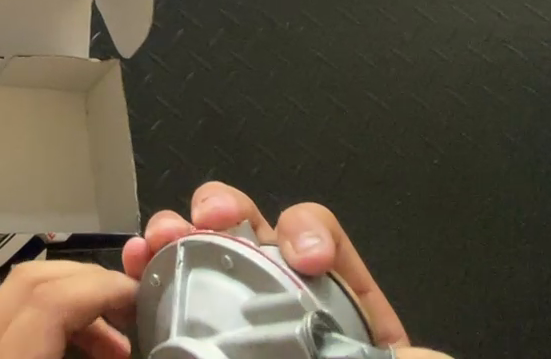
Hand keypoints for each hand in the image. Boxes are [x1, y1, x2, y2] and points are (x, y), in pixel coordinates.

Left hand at [0, 259, 137, 358]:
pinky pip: (10, 319)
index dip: (101, 289)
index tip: (142, 298)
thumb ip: (91, 353)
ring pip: (18, 295)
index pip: (48, 300)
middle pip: (31, 282)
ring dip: (72, 306)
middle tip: (132, 312)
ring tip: (116, 345)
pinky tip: (79, 350)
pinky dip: (49, 323)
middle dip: (89, 285)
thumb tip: (127, 344)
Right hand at [122, 182, 452, 358]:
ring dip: (175, 229)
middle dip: (222, 206)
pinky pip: (166, 291)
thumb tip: (413, 358)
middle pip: (245, 226)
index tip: (302, 258)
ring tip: (162, 237)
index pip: (316, 236)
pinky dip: (147, 266)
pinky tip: (137, 261)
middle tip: (210, 220)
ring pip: (197, 249)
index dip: (305, 230)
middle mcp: (278, 296)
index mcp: (336, 304)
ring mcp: (230, 317)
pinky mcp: (194, 340)